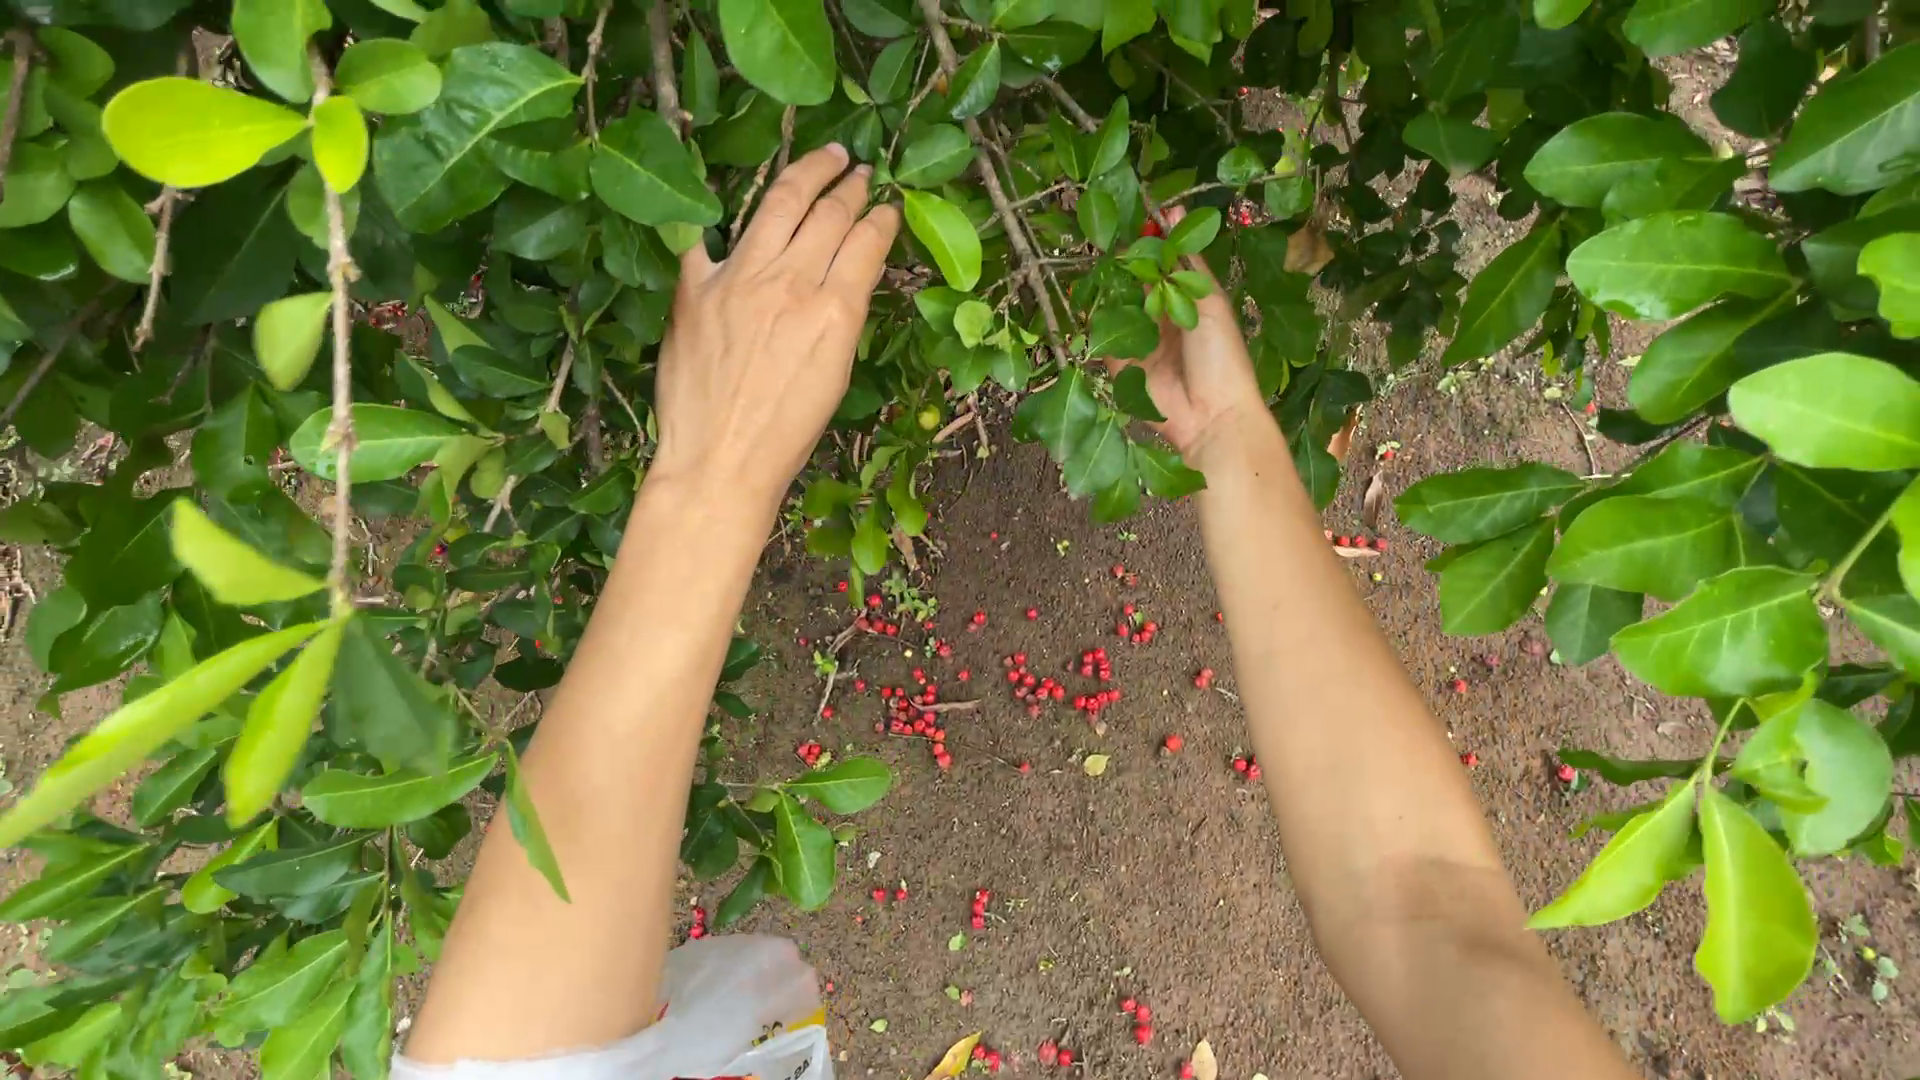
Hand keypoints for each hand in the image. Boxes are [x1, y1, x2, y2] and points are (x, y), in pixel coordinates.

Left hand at [650, 143, 899, 506]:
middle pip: (827, 214)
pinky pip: (711, 238)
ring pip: (779, 205)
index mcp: (834, 312)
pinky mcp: (695, 287)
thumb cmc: (787, 437)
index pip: (865, 244)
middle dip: (850, 185)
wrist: (721, 461)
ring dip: (807, 174)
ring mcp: (738, 278)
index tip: (888, 207)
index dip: (881, 219)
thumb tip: (841, 283)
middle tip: (860, 169)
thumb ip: (840, 320)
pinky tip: (736, 209)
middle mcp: (790, 283)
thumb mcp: (835, 378)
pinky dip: (726, 222)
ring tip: (824, 158)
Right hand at [1106, 209, 1269, 468]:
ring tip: (1099, 264)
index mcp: (1185, 299)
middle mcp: (1159, 316)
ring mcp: (1137, 339)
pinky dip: (1095, 319)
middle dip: (1125, 261)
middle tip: (1110, 236)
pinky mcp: (1118, 362)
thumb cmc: (1220, 355)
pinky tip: (1088, 298)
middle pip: (1135, 281)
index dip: (1151, 241)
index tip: (1141, 216)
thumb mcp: (1209, 300)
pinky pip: (1102, 336)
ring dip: (1107, 286)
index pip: (1162, 263)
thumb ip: (1187, 263)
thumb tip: (1171, 214)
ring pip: (1115, 305)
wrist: (1210, 413)